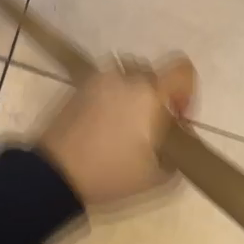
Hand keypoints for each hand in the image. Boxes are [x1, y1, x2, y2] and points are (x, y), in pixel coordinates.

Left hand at [36, 54, 195, 210]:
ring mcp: (97, 79)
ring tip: (127, 123)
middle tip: (153, 125)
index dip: (187, 90)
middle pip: (154, 73)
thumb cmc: (110, 172)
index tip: (178, 115)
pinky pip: (105, 82)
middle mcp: (124, 77)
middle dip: (159, 95)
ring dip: (134, 93)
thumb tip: (179, 134)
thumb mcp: (157, 175)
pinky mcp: (78, 86)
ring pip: (127, 75)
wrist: (56, 171)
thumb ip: (178, 151)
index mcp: (149, 93)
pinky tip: (105, 124)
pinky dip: (112, 96)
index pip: (182, 69)